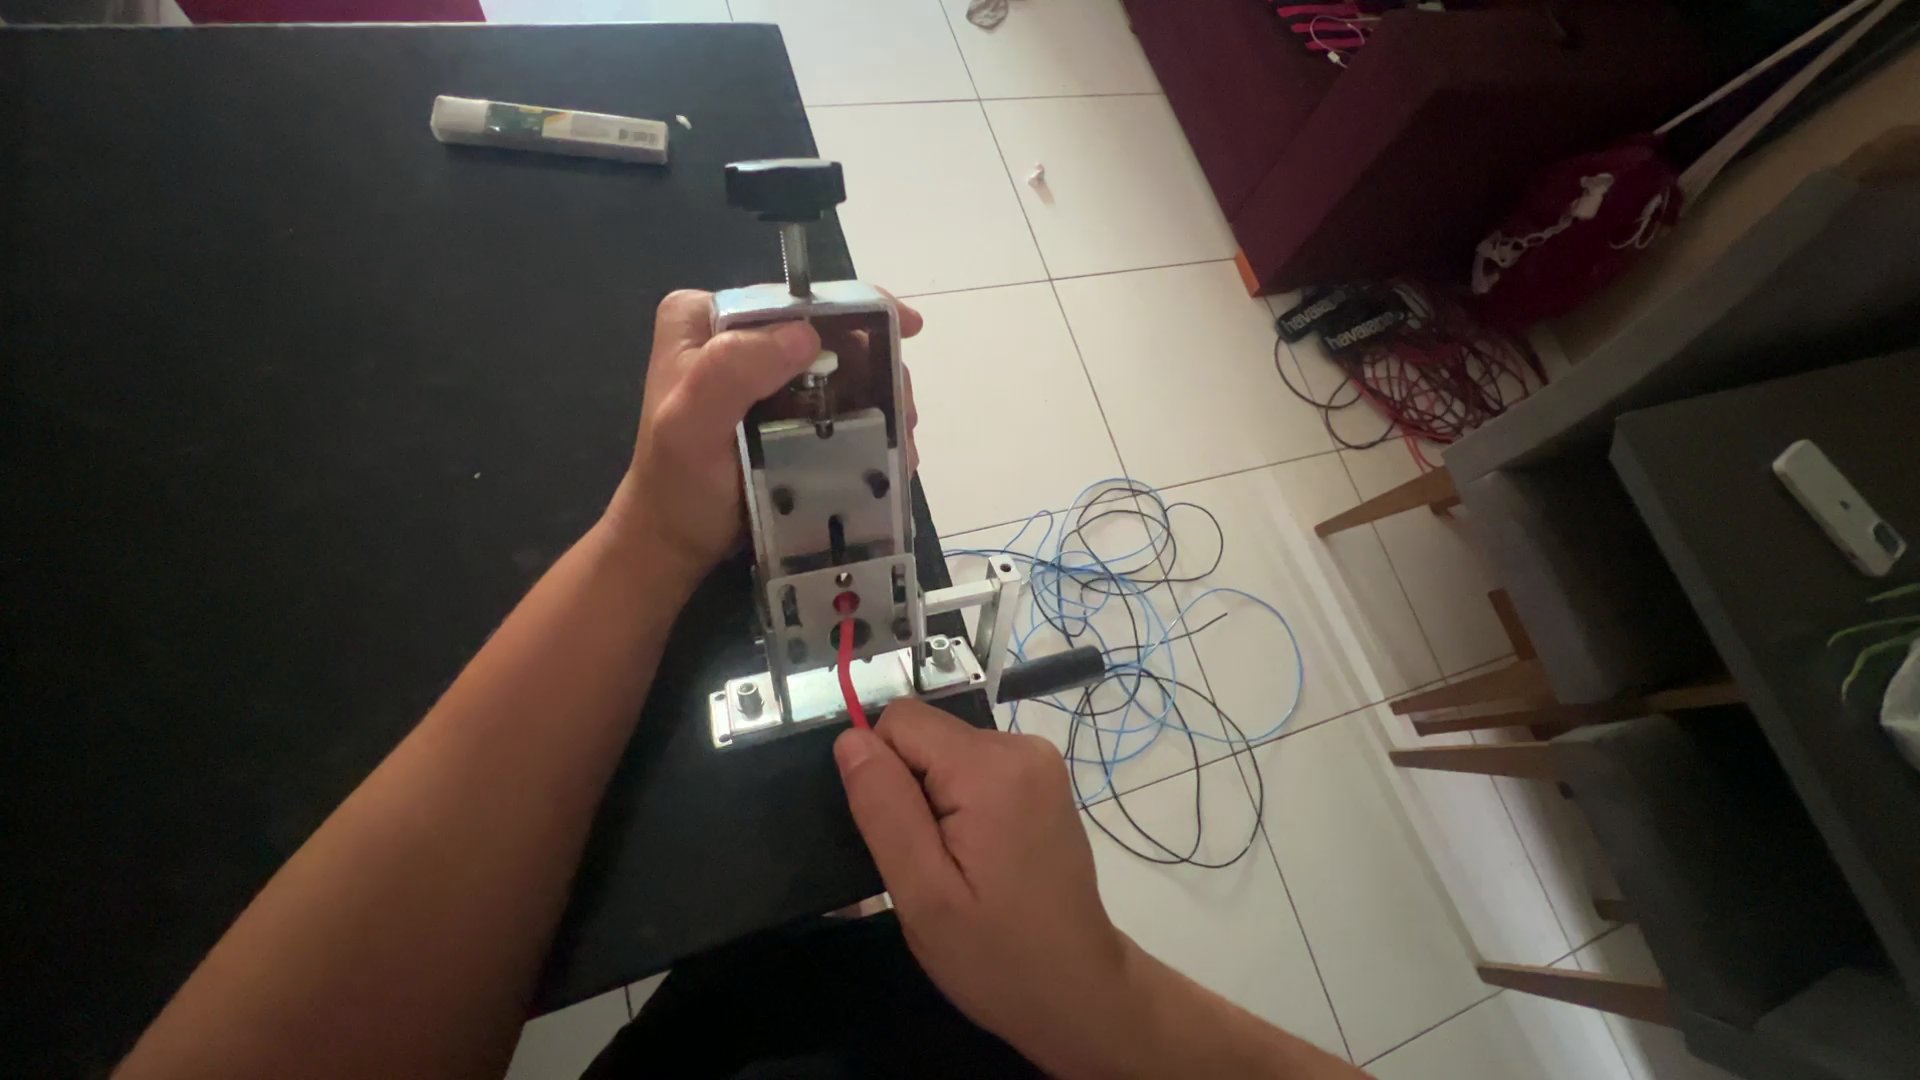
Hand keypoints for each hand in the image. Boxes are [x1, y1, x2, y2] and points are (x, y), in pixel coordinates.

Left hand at [607, 290, 922, 576]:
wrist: (677, 542)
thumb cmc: (679, 487)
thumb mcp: (692, 425)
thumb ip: (735, 371)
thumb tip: (807, 334)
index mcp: (705, 318)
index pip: (790, 300)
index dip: (854, 310)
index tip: (905, 332)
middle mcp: (734, 336)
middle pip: (826, 333)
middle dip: (875, 365)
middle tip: (904, 411)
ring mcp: (762, 375)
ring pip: (839, 369)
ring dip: (880, 398)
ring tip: (902, 438)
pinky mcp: (782, 410)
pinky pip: (835, 402)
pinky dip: (866, 421)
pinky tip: (887, 447)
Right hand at [833, 700, 1139, 1077]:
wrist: (1076, 988)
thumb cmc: (995, 953)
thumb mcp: (921, 891)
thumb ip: (883, 805)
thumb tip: (851, 738)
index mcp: (991, 766)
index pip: (901, 720)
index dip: (883, 771)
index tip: (903, 834)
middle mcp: (1021, 744)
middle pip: (928, 732)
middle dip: (912, 786)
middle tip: (932, 859)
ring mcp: (1039, 758)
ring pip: (948, 748)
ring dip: (937, 796)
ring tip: (958, 860)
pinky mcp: (1044, 776)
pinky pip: (975, 763)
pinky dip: (963, 798)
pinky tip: (979, 851)